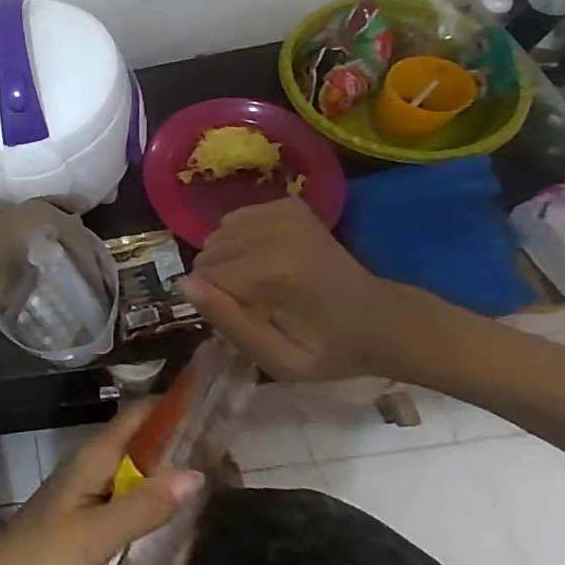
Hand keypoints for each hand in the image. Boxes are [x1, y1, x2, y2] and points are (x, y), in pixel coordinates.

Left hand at [0, 403, 204, 564]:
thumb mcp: (98, 536)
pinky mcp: (91, 526)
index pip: (144, 413)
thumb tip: (197, 474)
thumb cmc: (41, 560)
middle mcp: (99, 468)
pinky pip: (131, 526)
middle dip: (182, 489)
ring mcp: (95, 497)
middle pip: (153, 458)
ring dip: (166, 533)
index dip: (180, 414)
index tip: (216, 437)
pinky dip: (146, 551)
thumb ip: (146, 505)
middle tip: (202, 525)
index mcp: (97, 456)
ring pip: (146, 497)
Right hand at [182, 197, 406, 381]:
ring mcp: (285, 211)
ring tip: (259, 283)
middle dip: (219, 279)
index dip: (215, 302)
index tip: (243, 319)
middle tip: (254, 304)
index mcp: (275, 271)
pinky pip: (238, 218)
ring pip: (220, 232)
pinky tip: (264, 259)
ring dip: (228, 259)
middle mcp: (277, 230)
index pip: (206, 276)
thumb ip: (229, 323)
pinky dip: (241, 239)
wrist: (379, 319)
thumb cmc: (330, 350)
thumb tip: (185, 284)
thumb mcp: (279, 360)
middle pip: (210, 251)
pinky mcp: (290, 204)